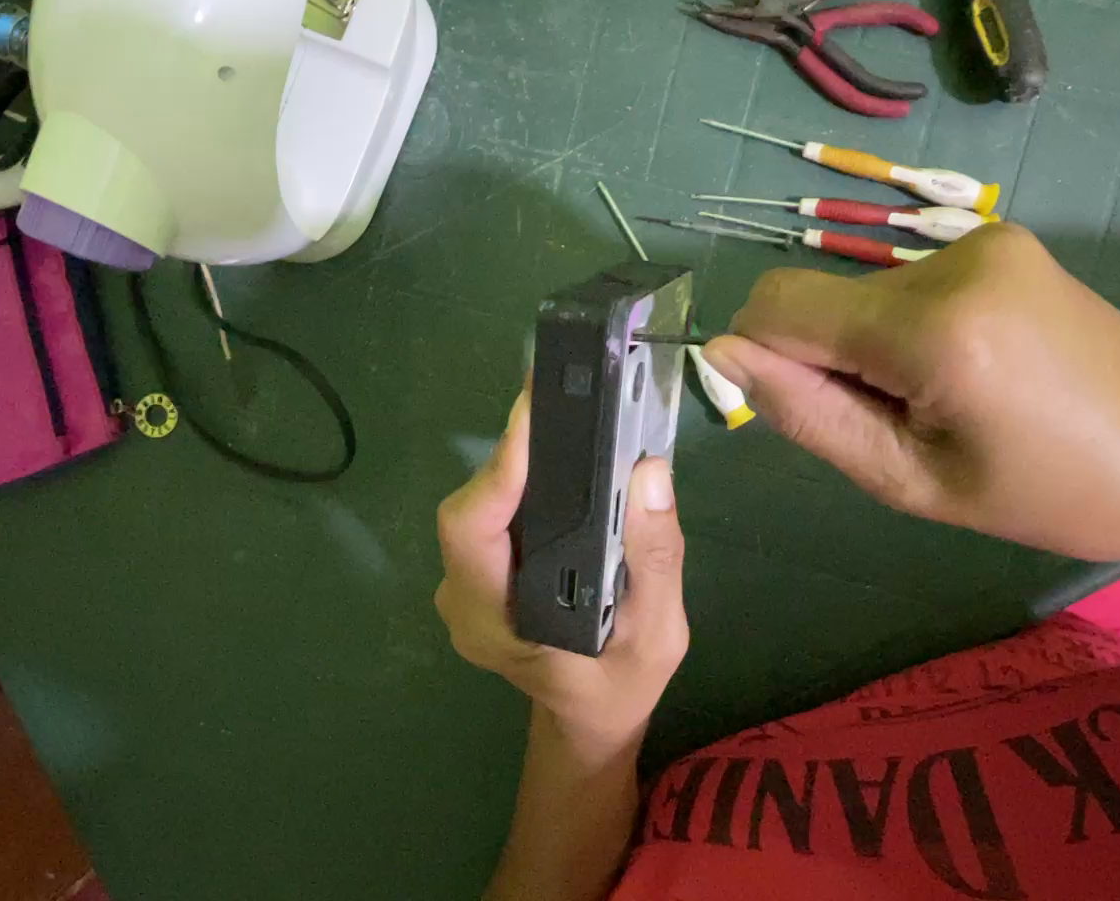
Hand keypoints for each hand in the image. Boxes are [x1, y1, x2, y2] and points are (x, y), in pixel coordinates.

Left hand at [436, 391, 689, 751]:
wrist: (588, 719)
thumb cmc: (618, 687)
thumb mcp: (657, 637)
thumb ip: (653, 561)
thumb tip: (648, 473)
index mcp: (491, 623)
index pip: (472, 532)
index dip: (499, 472)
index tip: (535, 417)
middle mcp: (462, 597)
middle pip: (473, 506)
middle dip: (516, 453)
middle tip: (564, 400)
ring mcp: (466, 581)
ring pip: (483, 502)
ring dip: (522, 460)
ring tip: (568, 418)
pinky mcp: (482, 566)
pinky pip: (496, 510)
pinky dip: (525, 479)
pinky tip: (560, 457)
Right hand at [701, 223, 1119, 564]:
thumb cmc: (1056, 493)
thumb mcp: (912, 481)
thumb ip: (807, 414)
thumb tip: (724, 353)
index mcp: (930, 327)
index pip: (777, 306)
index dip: (762, 358)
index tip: (813, 412)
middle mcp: (949, 260)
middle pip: (813, 297)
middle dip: (820, 359)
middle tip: (894, 420)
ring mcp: (980, 241)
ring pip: (854, 293)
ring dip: (864, 347)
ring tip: (941, 399)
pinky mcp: (998, 240)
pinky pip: (899, 284)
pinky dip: (898, 329)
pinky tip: (964, 368)